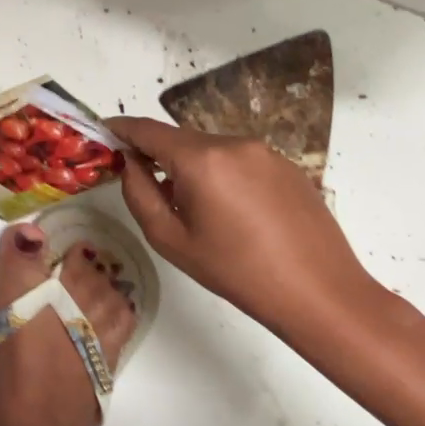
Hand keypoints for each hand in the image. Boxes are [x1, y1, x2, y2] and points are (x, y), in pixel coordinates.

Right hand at [107, 116, 380, 326]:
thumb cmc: (237, 271)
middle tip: (149, 187)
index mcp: (200, 159)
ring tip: (197, 208)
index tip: (101, 134)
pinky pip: (238, 160)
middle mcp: (233, 144)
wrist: (323, 296)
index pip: (145, 129)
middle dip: (157, 155)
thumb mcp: (168, 238)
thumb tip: (130, 162)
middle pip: (178, 138)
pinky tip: (232, 212)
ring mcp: (265, 153)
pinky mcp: (288, 167)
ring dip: (191, 166)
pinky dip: (222, 174)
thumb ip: (138, 192)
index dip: (119, 129)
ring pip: (209, 149)